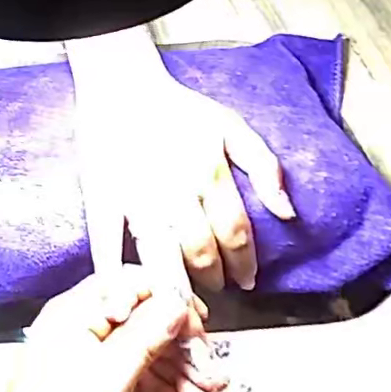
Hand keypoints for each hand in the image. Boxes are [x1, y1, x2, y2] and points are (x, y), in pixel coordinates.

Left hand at [0, 268, 223, 391]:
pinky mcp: (97, 384)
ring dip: (181, 378)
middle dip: (182, 348)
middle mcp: (82, 325)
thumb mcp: (105, 383)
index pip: (129, 284)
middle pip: (142, 319)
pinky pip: (138, 377)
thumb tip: (173, 300)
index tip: (199, 328)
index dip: (167, 300)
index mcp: (75, 312)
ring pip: (145, 351)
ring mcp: (90, 355)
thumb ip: (141, 339)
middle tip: (212, 378)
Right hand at [67, 29, 295, 293]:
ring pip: (161, 255)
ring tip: (182, 308)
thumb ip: (264, 166)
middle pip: (201, 252)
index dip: (246, 264)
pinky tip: (119, 297)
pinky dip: (112, 272)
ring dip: (175, 289)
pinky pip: (105, 240)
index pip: (236, 234)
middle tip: (215, 291)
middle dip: (214, 280)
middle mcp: (175, 192)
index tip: (248, 280)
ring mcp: (135, 196)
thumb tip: (288, 214)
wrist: (119, 83)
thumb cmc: (175, 105)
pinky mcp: (101, 195)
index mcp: (209, 174)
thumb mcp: (229, 124)